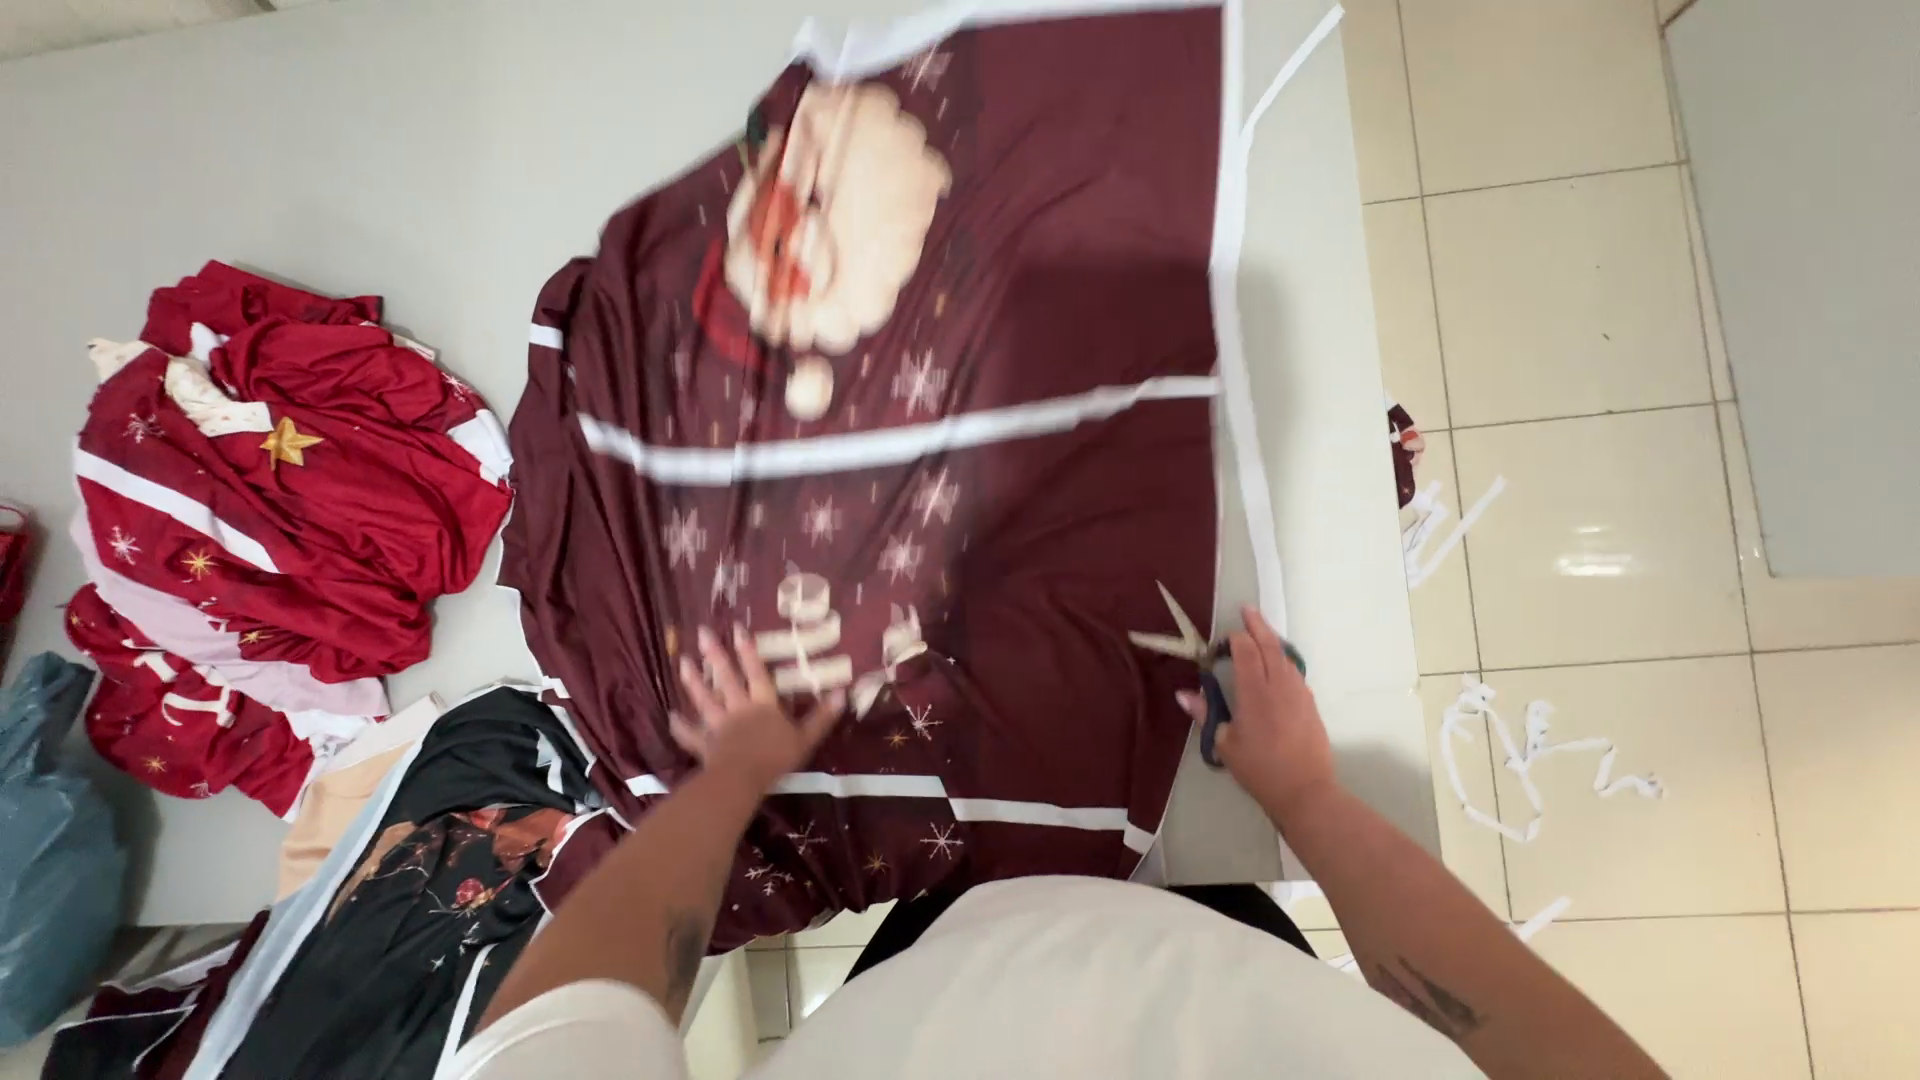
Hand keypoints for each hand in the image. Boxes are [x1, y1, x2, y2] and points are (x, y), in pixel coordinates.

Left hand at [672, 624, 846, 794]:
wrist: (741, 780)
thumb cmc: (775, 758)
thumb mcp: (806, 738)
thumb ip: (822, 716)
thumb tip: (842, 693)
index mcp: (763, 704)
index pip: (756, 671)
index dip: (747, 650)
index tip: (736, 627)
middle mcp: (739, 708)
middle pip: (726, 678)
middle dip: (715, 654)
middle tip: (702, 632)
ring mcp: (719, 726)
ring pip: (705, 699)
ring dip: (694, 681)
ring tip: (683, 661)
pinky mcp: (705, 745)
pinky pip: (691, 734)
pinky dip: (681, 726)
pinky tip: (671, 717)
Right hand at [1177, 605, 1338, 826]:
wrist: (1305, 791)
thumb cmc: (1259, 769)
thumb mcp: (1224, 743)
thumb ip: (1206, 714)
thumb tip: (1184, 694)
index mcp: (1255, 693)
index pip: (1246, 652)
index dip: (1235, 639)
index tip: (1224, 637)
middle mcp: (1279, 686)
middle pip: (1270, 646)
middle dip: (1257, 626)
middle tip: (1247, 610)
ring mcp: (1299, 694)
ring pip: (1286, 657)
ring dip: (1273, 641)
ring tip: (1261, 632)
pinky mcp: (1310, 705)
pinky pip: (1295, 672)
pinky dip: (1284, 660)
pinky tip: (1278, 664)